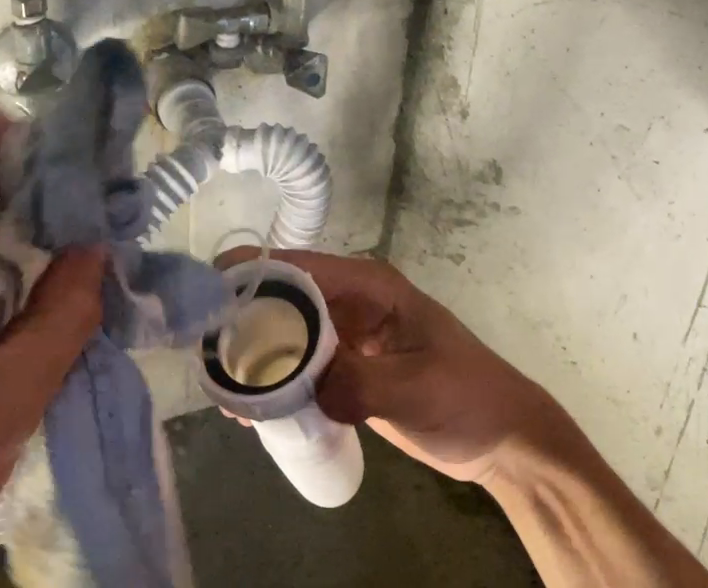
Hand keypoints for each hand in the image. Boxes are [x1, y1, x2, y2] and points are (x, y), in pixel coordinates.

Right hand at [215, 248, 564, 484]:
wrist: (503, 440)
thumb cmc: (468, 398)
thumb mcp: (415, 387)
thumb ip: (359, 382)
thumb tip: (304, 390)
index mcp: (367, 286)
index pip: (296, 267)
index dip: (250, 276)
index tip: (204, 300)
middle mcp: (349, 302)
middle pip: (281, 298)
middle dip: (241, 322)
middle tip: (206, 359)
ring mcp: (345, 337)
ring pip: (284, 334)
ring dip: (253, 357)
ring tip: (222, 393)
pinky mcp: (345, 370)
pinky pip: (298, 368)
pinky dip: (274, 384)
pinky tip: (252, 414)